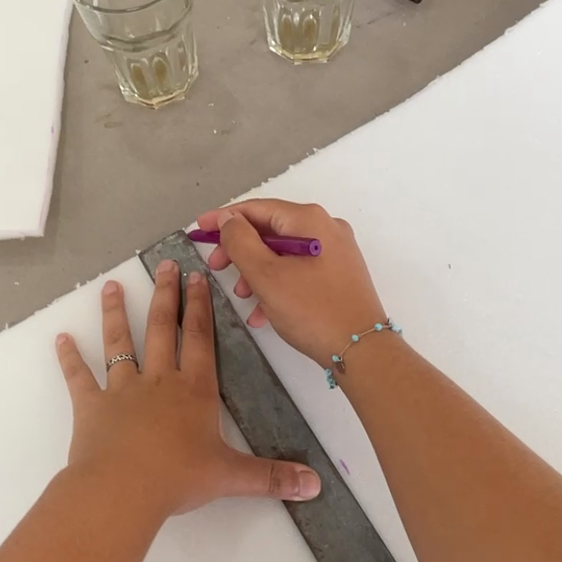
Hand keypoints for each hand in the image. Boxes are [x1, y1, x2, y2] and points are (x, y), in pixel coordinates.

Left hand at [55, 258, 322, 517]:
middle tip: (165, 265)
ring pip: (120, 343)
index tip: (199, 277)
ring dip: (116, 314)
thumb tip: (316, 485)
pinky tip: (61, 339)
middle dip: (166, 296)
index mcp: (193, 390)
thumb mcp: (231, 476)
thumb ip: (272, 478)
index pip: (199, 339)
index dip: (200, 307)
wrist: (124, 489)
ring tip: (111, 286)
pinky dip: (69, 359)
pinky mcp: (91, 406)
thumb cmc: (179, 477)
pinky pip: (79, 378)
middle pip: (162, 329)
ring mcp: (122, 390)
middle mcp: (158, 381)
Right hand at [194, 200, 386, 368]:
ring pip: (283, 253)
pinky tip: (262, 311)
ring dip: (256, 271)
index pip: (257, 209)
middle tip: (216, 267)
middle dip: (239, 249)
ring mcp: (335, 252)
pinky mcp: (339, 275)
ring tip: (241, 295)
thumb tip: (228, 220)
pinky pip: (298, 270)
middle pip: (270, 229)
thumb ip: (240, 242)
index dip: (224, 218)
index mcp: (309, 221)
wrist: (362, 352)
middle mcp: (326, 229)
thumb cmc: (312, 310)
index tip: (198, 229)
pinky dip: (277, 284)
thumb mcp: (266, 275)